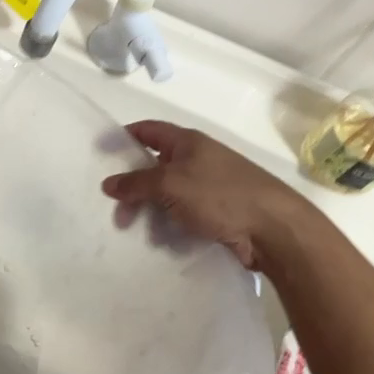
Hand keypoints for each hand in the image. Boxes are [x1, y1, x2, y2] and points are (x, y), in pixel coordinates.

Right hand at [100, 120, 312, 270]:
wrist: (273, 228)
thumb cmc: (220, 195)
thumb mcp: (170, 184)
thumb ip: (136, 183)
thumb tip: (108, 184)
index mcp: (187, 142)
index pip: (148, 130)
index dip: (124, 137)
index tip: (100, 153)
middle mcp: (197, 160)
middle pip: (154, 167)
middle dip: (133, 187)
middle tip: (116, 210)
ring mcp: (209, 187)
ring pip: (167, 196)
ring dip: (150, 212)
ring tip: (136, 232)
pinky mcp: (217, 213)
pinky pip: (183, 216)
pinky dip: (169, 226)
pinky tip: (160, 242)